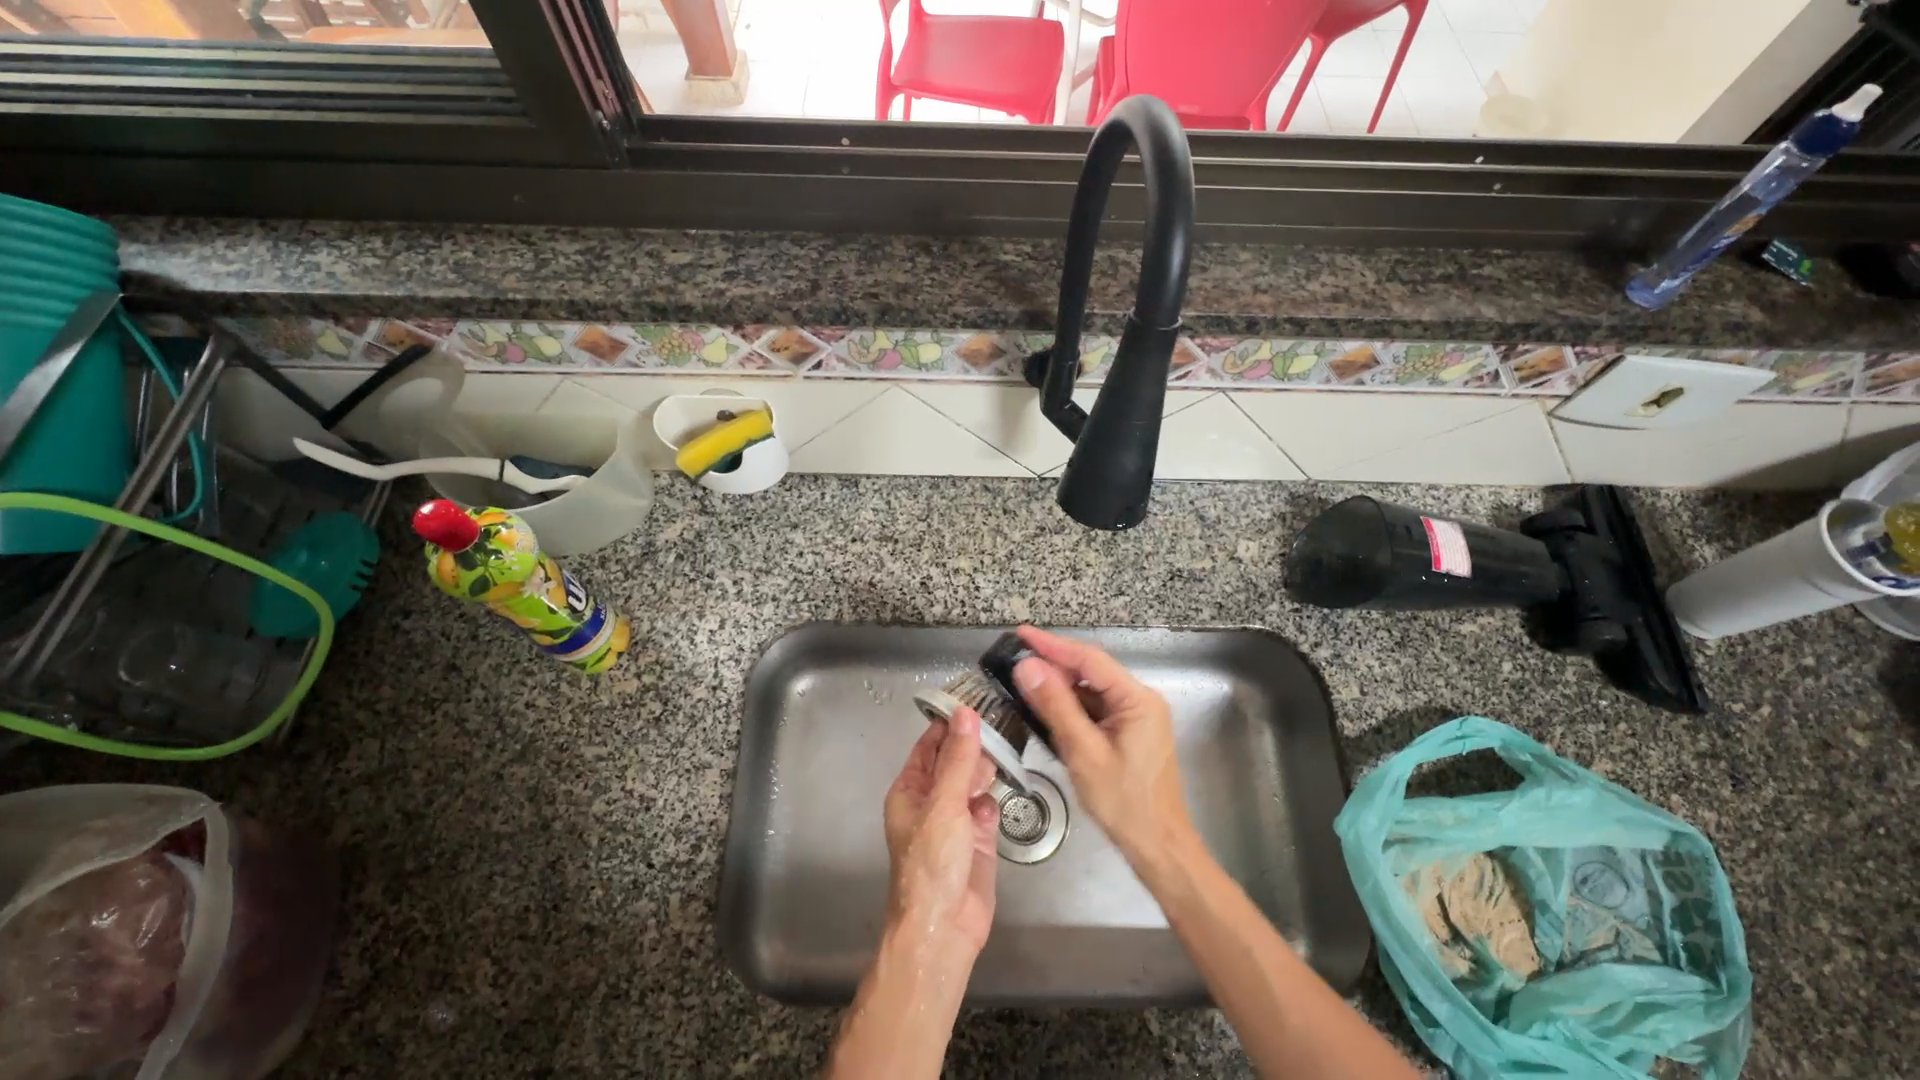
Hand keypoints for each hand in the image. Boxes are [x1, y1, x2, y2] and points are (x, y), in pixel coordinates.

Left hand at [882, 706, 1000, 957]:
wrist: (944, 925)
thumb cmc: (931, 862)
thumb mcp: (944, 804)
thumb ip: (959, 759)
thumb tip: (966, 714)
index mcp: (910, 790)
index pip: (930, 746)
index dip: (950, 724)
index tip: (977, 698)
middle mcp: (931, 801)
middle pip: (954, 762)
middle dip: (974, 744)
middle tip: (1004, 718)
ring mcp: (955, 821)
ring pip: (974, 783)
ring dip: (988, 769)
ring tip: (1010, 744)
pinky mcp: (978, 839)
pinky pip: (988, 808)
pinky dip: (995, 799)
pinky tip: (1005, 788)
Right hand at [1011, 625, 1194, 862]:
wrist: (1156, 843)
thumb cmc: (1123, 801)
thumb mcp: (1083, 752)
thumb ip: (1056, 706)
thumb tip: (1029, 667)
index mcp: (1137, 699)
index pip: (1089, 660)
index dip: (1053, 645)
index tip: (1021, 634)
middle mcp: (1140, 700)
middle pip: (1091, 673)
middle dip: (1054, 666)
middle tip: (1016, 662)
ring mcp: (1136, 716)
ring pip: (1091, 692)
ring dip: (1060, 690)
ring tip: (1023, 684)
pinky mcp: (1129, 732)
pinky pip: (1095, 710)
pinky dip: (1071, 709)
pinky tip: (1046, 712)